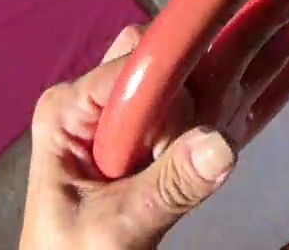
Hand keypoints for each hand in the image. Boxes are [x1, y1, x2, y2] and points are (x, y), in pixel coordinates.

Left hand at [20, 25, 236, 248]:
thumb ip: (169, 187)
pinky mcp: (135, 132)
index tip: (202, 122)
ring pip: (168, 80)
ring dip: (195, 111)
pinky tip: (217, 140)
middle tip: (202, 140)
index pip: (131, 65)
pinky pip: (175, 107)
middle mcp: (88, 98)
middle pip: (152, 61)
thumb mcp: (118, 228)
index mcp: (67, 108)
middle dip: (185, 95)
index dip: (171, 86)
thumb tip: (221, 143)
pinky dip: (198, 122)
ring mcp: (112, 113)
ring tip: (206, 146)